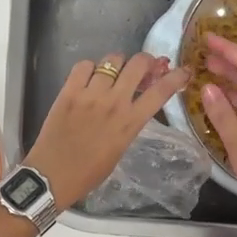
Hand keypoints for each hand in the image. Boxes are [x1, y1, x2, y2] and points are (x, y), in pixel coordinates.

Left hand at [24, 53, 192, 209]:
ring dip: (117, 65)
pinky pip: (83, 65)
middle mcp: (113, 103)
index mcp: (130, 122)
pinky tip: (88, 78)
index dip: (176, 77)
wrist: (53, 175)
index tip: (183, 71)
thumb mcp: (119, 149)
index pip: (161, 91)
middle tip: (142, 68)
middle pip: (138, 64)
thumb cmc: (89, 172)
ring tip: (112, 74)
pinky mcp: (68, 92)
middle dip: (145, 62)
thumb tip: (133, 105)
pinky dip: (89, 68)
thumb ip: (129, 124)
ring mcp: (90, 95)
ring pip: (111, 61)